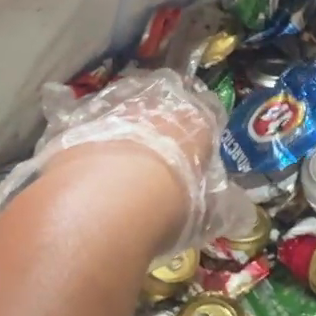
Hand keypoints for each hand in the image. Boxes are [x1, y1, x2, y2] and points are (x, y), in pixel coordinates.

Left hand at [0, 69, 254, 258]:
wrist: (103, 203)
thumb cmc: (170, 206)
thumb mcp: (209, 216)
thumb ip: (225, 209)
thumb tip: (242, 213)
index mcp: (195, 119)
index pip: (207, 111)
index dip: (203, 129)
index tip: (199, 150)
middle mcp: (154, 101)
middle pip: (161, 99)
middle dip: (160, 118)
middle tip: (158, 150)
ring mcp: (111, 106)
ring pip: (121, 104)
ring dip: (121, 122)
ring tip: (118, 153)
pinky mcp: (72, 121)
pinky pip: (78, 118)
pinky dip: (79, 131)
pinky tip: (77, 151)